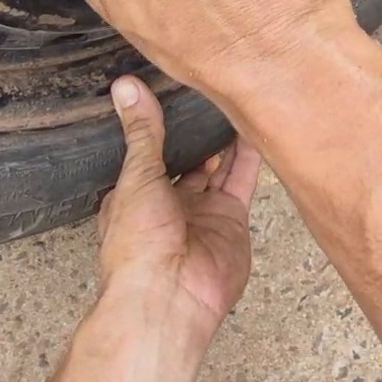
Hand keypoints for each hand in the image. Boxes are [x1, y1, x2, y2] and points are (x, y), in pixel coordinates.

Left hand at [96, 76, 262, 336]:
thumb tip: (126, 87)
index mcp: (137, 196)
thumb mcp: (136, 175)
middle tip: (210, 91)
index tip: (171, 91)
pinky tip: (256, 126)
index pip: (150, 153)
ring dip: (226, 138)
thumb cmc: (137, 245)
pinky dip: (250, 155)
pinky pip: (242, 181)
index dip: (161, 127)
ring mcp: (203, 213)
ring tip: (236, 100)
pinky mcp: (233, 220)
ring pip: (219, 166)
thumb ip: (142, 131)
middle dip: (198, 133)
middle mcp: (171, 204)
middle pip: (189, 159)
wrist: (168, 295)